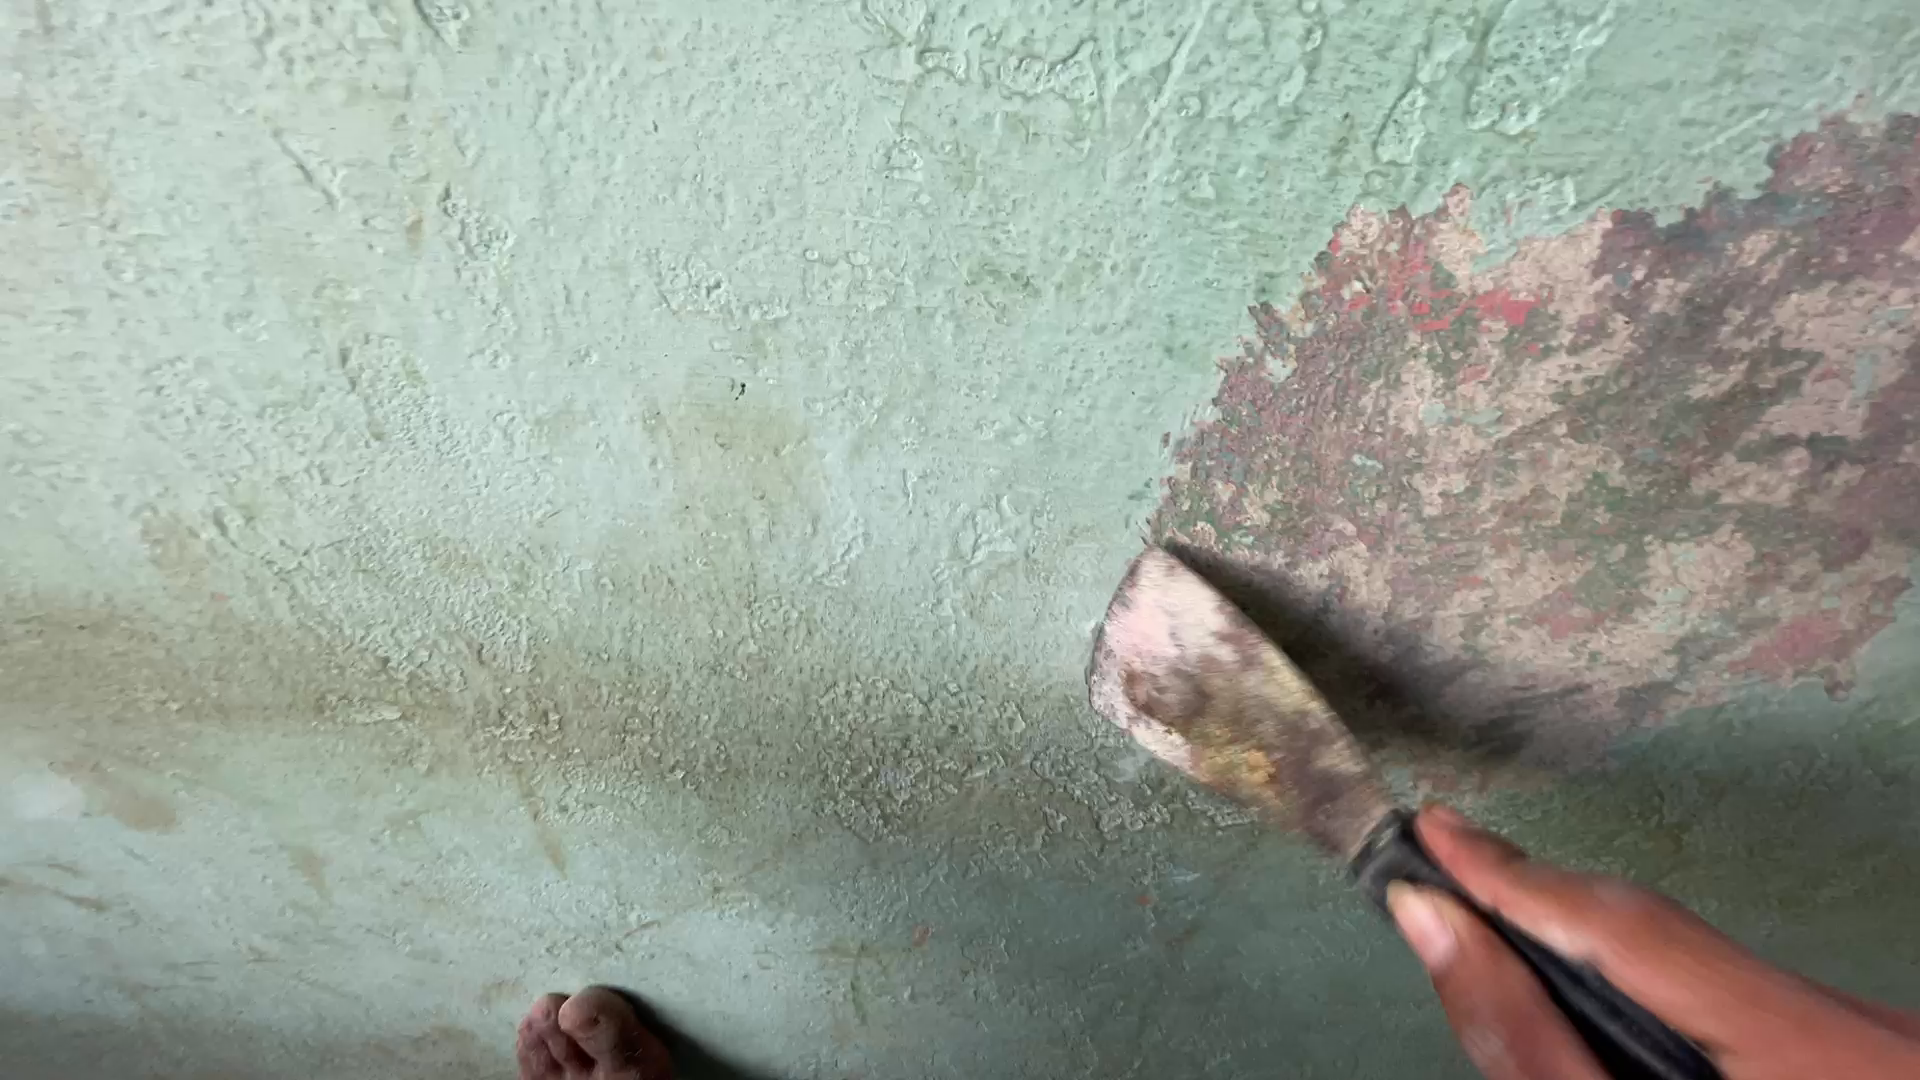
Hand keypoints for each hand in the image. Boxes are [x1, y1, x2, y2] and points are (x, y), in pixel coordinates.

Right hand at [1387, 805, 1919, 1079]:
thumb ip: (1521, 1037)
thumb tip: (1431, 917)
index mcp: (1825, 1062)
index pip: (1627, 928)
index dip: (1513, 874)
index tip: (1435, 829)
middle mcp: (1876, 1035)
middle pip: (1663, 938)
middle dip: (1543, 903)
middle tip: (1446, 859)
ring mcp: (1884, 1039)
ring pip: (1697, 959)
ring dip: (1591, 940)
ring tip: (1501, 916)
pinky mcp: (1875, 1047)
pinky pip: (1735, 985)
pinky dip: (1650, 974)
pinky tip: (1598, 983)